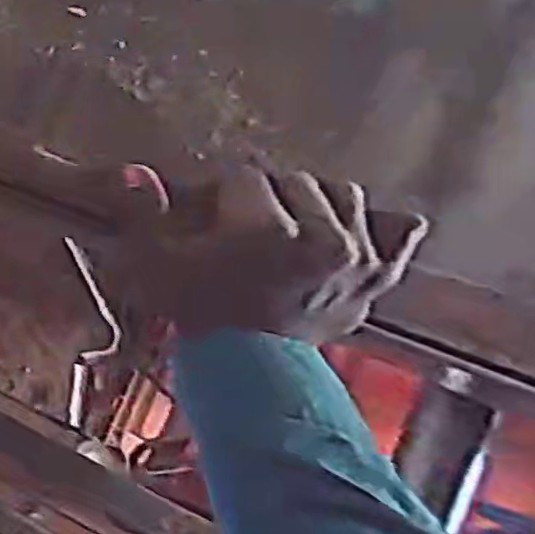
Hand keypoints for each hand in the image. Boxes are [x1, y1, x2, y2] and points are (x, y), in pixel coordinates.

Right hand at [112, 166, 427, 344]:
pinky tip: (338, 230)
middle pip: (293, 180)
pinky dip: (368, 222)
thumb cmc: (193, 305)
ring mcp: (361, 256)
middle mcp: (322, 235)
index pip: (242, 175)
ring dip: (310, 201)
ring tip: (284, 220)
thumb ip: (144, 210)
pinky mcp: (382, 275)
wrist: (247, 362)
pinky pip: (398, 226)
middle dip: (263, 192)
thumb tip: (137, 171)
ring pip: (342, 195)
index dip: (216, 189)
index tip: (204, 210)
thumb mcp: (153, 257)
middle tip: (237, 215)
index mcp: (263, 228)